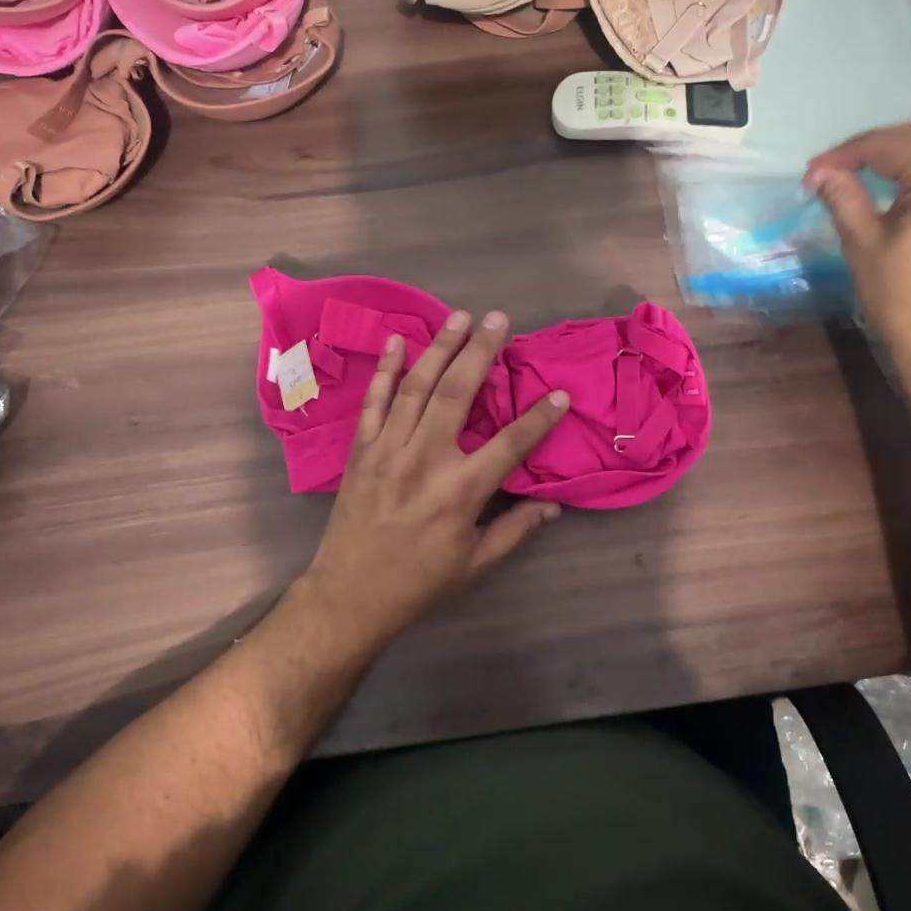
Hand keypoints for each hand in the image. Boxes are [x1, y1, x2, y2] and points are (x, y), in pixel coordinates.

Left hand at [299, 309, 568, 639]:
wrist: (350, 594)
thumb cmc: (419, 582)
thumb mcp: (475, 564)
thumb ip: (515, 530)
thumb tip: (553, 506)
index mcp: (461, 491)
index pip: (511, 443)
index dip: (540, 417)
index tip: (561, 394)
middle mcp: (426, 460)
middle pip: (457, 393)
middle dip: (480, 351)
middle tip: (498, 319)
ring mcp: (389, 450)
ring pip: (417, 387)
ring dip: (439, 348)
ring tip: (459, 316)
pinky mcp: (362, 450)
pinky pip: (375, 402)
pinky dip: (385, 370)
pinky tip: (397, 342)